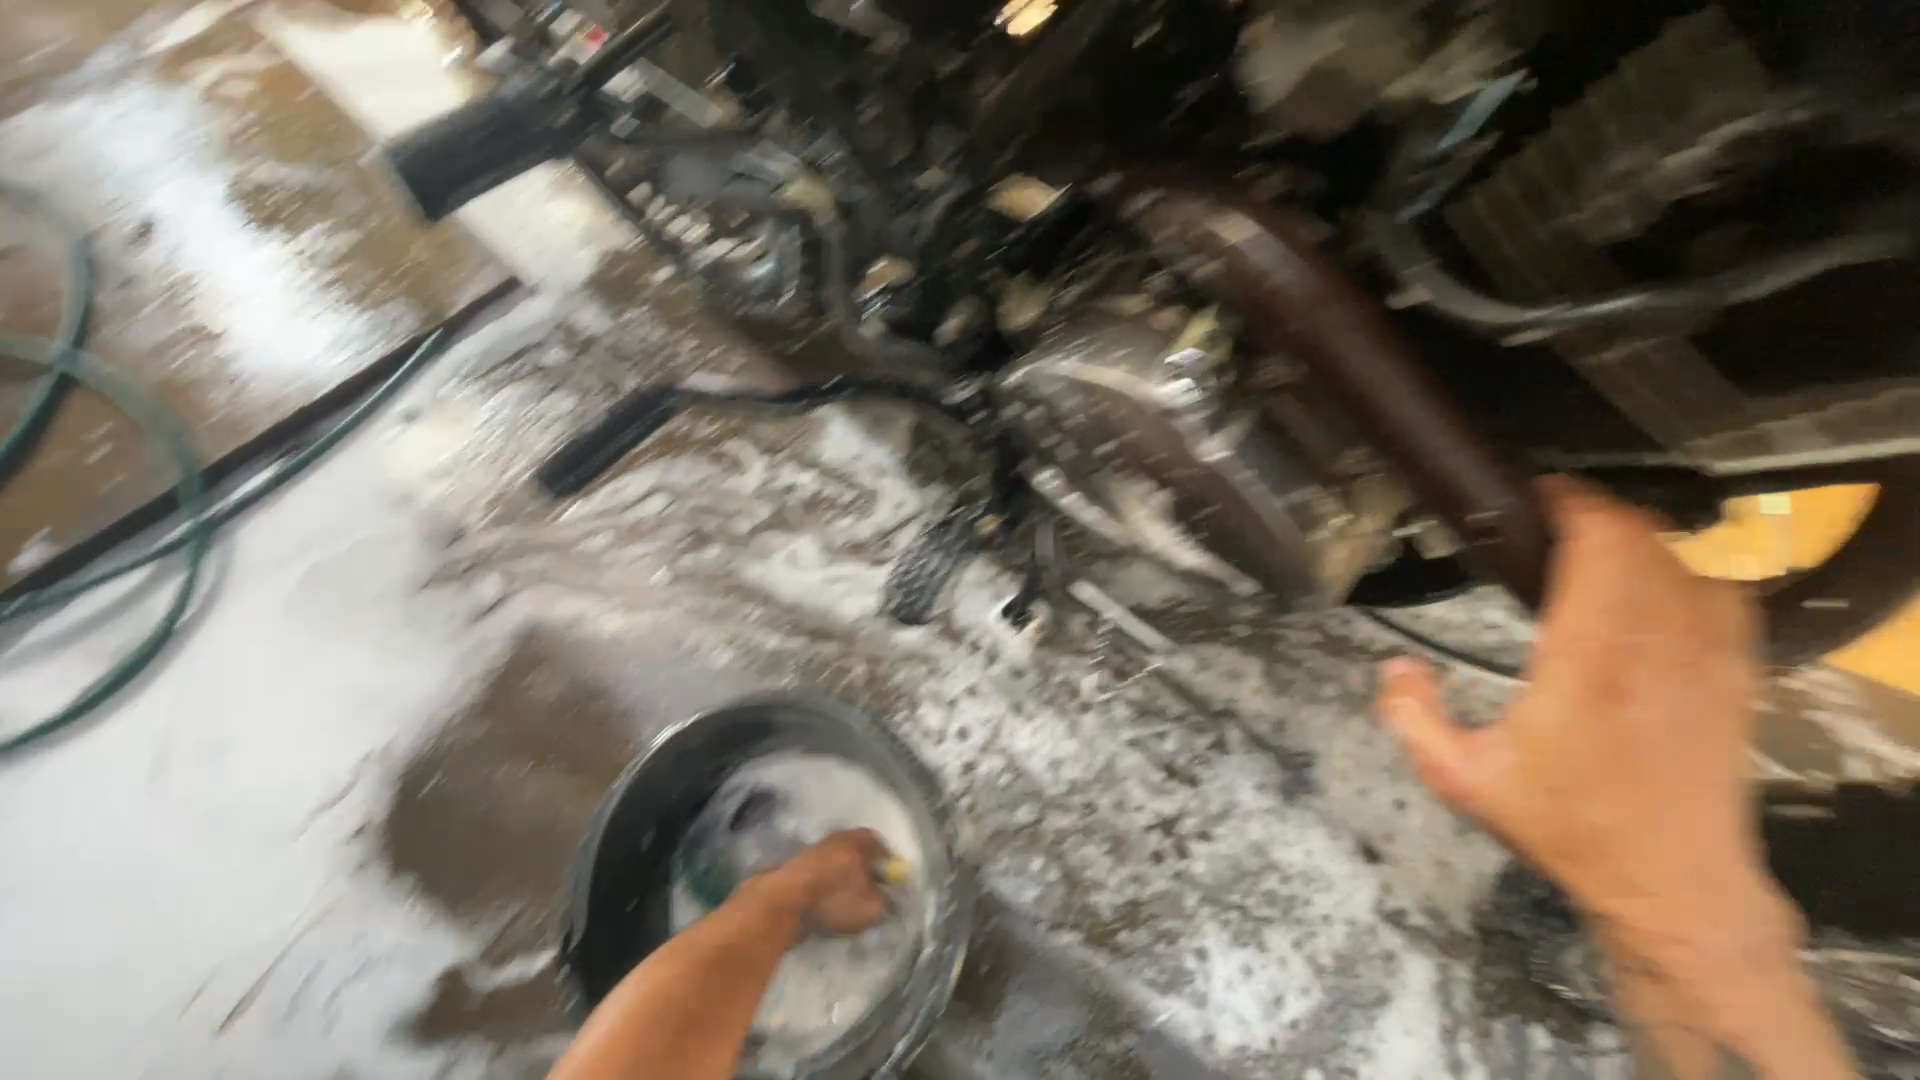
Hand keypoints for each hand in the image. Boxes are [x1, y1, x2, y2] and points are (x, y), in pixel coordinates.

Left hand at [760, 829, 891, 936]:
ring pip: (835, 863)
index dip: (886, 863)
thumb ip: (886, 901)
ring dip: (841, 879)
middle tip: (869, 892)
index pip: (880, 845)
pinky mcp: (794, 868)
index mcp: (859, 840)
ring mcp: (813, 850)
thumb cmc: (836, 897)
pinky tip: (825, 905)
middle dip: (864, 871)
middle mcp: (837, 838)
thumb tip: (889, 899)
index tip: (889, 881)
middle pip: (856, 852)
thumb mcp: (872, 907)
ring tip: (846, 903)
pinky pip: (818, 876)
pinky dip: (824, 888)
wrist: (783, 900)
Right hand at [1375, 477, 1790, 954]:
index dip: (1574, 508)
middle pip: (1644, 544)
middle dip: (1599, 513)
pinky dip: (1687, 572)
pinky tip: (1657, 583)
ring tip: (1596, 542)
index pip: (1600, 554)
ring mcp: (1705, 664)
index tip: (1542, 496)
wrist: (1668, 880)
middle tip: (1554, 513)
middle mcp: (1653, 653)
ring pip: (1687, 563)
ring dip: (1641, 539)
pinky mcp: (1735, 679)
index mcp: (1585, 667)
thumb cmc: (1563, 823)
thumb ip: (1410, 716)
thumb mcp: (1457, 778)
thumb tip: (1396, 665)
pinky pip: (1724, 597)